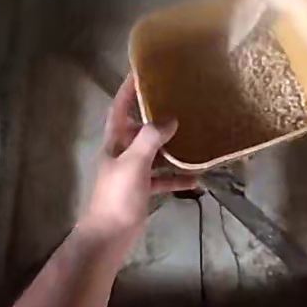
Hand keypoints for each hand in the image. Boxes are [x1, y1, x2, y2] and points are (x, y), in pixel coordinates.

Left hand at [77, 75, 197, 245]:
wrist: (109, 235)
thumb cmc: (117, 196)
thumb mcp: (134, 163)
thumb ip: (151, 139)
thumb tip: (170, 119)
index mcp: (114, 141)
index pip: (119, 108)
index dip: (127, 90)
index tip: (140, 71)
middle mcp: (122, 152)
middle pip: (140, 129)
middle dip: (157, 117)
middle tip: (179, 102)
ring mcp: (132, 172)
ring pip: (154, 153)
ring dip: (172, 148)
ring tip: (195, 136)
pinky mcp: (141, 190)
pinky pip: (162, 179)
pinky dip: (177, 177)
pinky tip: (197, 178)